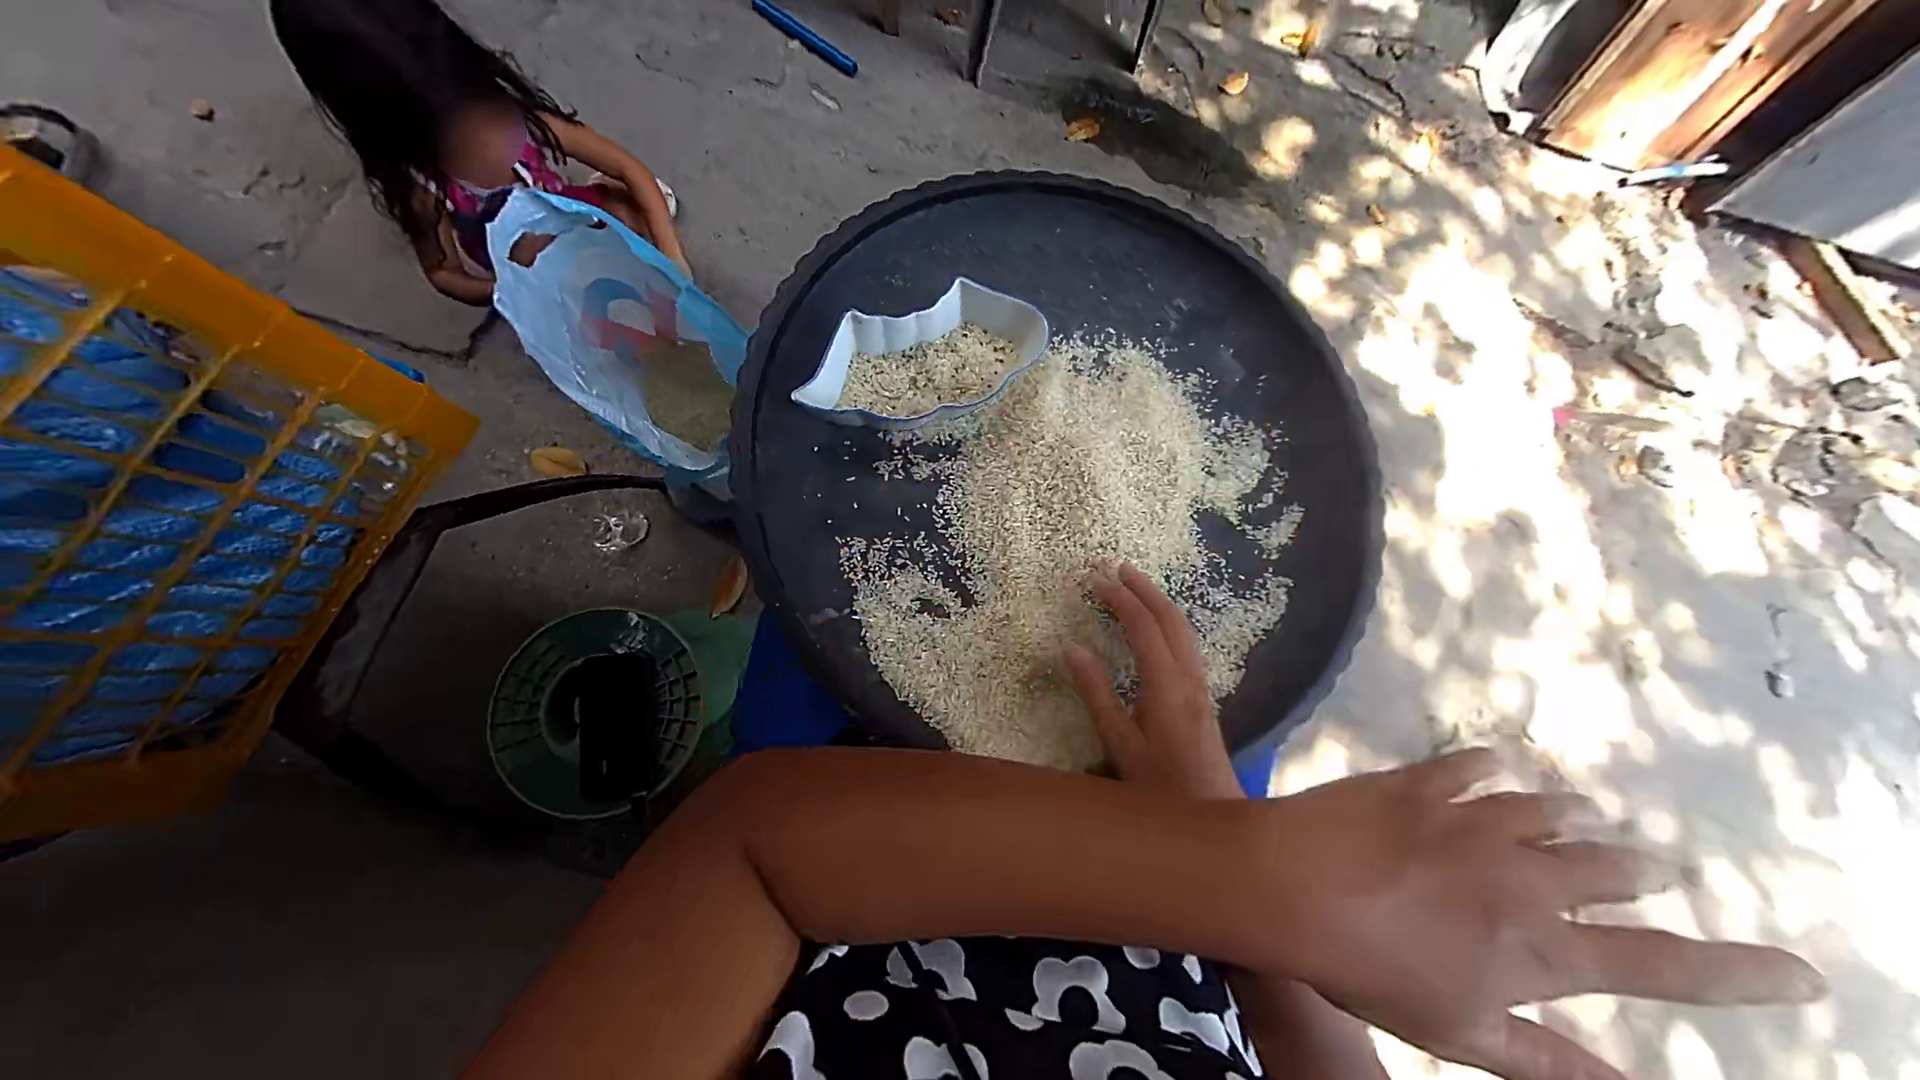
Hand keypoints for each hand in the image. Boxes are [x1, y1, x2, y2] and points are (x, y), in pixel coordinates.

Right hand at [1067, 561, 1242, 799]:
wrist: (1214, 820)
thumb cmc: (1160, 788)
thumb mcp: (1120, 745)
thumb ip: (1097, 695)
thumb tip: (1072, 649)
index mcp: (1167, 686)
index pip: (1143, 627)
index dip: (1120, 598)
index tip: (1094, 579)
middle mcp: (1189, 678)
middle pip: (1171, 618)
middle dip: (1144, 588)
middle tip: (1116, 566)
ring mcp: (1201, 687)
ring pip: (1183, 629)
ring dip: (1158, 601)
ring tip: (1133, 585)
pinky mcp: (1202, 698)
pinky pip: (1186, 644)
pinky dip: (1167, 622)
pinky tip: (1156, 627)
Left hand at [1251, 750, 1826, 1079]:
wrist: (1287, 884)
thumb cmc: (1366, 968)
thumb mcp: (1464, 1035)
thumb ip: (1553, 1063)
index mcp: (1541, 950)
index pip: (1666, 966)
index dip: (1742, 973)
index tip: (1803, 971)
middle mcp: (1522, 878)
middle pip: (1611, 870)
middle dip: (1643, 872)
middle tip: (1658, 868)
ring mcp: (1469, 819)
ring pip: (1551, 811)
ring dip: (1578, 816)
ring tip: (1590, 815)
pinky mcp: (1417, 782)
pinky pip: (1473, 764)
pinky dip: (1495, 767)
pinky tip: (1501, 766)